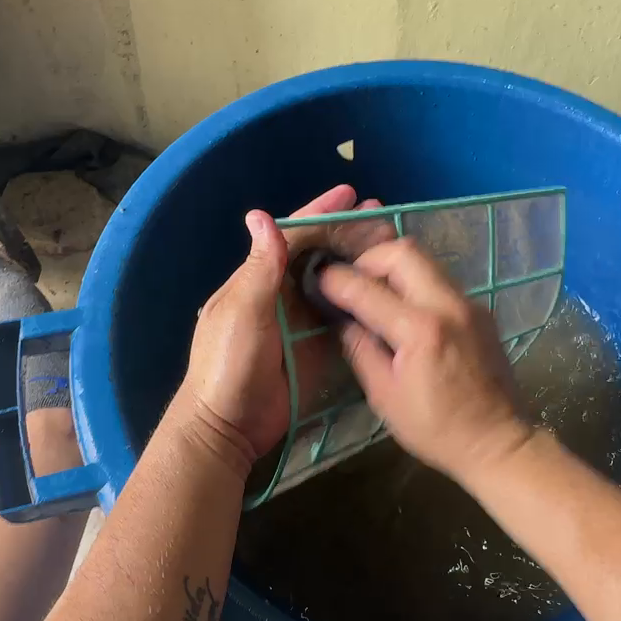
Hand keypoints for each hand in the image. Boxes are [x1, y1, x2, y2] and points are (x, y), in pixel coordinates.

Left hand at [176, 184, 366, 471]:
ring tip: (393, 247)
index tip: (351, 194)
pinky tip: (387, 289)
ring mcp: (302, 320)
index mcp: (258, 278)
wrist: (229, 426)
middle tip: (385, 219)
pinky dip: (363, 299)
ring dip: (360, 262)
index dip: (321, 213)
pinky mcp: (318, 346)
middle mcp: (282, 292)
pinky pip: (343, 315)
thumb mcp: (242, 313)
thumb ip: (259, 269)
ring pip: (336, 281)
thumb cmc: (227, 365)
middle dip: (349, 234)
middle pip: (320, 254)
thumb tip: (261, 214)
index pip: (293, 235)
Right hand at [318, 237, 534, 481]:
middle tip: (353, 282)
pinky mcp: (480, 310)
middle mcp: (448, 305)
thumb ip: (361, 349)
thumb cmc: (436, 428)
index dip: (336, 280)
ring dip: (394, 269)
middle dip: (370, 259)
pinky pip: (441, 281)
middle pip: (404, 251)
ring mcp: (470, 304)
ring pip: (426, 261)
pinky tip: (404, 312)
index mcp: (421, 330)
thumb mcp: (384, 396)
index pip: (367, 288)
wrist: (498, 441)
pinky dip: (416, 284)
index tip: (318, 278)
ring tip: (376, 295)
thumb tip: (343, 318)